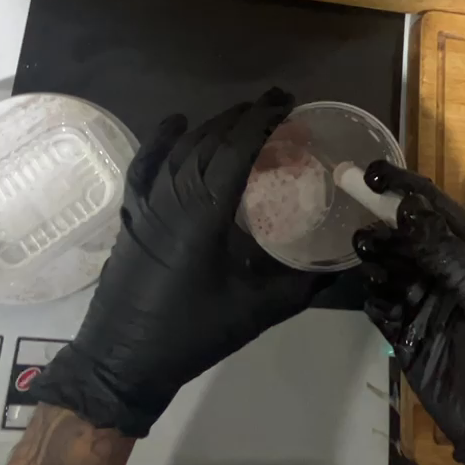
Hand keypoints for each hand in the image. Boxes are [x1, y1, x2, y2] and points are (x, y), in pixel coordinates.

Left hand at [31, 89, 323, 436]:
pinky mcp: (131, 214)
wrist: (123, 361)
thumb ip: (302, 286)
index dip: (262, 120)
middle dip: (244, 116)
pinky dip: (160, 140)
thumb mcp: (256, 312)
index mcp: (205, 214)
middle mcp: (174, 197)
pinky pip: (144, 165)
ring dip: (212, 125)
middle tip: (276, 105)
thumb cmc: (192, 335)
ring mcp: (147, 203)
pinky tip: (176, 123)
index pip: (236, 149)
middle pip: (210, 140)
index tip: (287, 102)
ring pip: (181, 148)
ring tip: (242, 114)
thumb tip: (341, 264)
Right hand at [355, 173, 464, 464]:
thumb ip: (447, 251)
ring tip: (365, 250)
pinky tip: (375, 289)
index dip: (407, 190)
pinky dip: (375, 292)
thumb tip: (409, 207)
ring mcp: (427, 301)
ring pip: (392, 265)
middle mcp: (451, 271)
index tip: (375, 174)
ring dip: (377, 255)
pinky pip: (383, 302)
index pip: (439, 210)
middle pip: (409, 236)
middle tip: (365, 224)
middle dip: (386, 225)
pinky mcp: (406, 331)